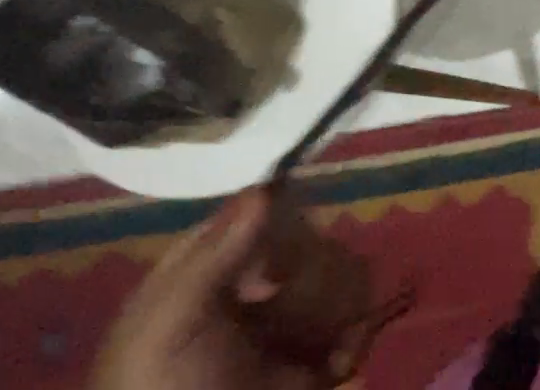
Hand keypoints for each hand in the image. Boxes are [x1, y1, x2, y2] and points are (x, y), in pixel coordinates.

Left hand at [92, 190, 339, 389]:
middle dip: (308, 278)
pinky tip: (336, 359)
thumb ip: (213, 257)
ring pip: (348, 267)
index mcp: (209, 269)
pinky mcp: (330, 335)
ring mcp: (295, 309)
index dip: (275, 231)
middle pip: (315, 238)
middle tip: (278, 314)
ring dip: (335, 308)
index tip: (264, 274)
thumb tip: (267, 184)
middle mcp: (256, 279)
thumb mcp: (167, 328)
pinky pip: (367, 304)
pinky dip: (358, 332)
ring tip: (313, 347)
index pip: (262, 213)